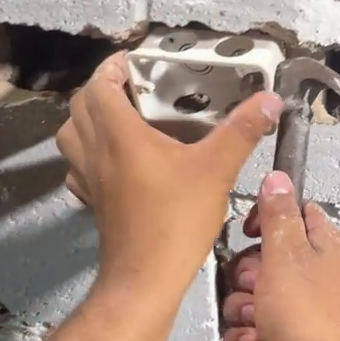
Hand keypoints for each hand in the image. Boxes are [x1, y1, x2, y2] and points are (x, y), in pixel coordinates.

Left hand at [56, 53, 281, 295]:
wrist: (145, 278)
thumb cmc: (176, 221)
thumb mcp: (217, 170)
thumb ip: (242, 131)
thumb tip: (269, 100)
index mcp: (120, 136)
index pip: (99, 86)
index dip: (113, 68)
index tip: (135, 61)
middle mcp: (96, 152)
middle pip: (80, 106)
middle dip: (101, 89)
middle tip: (133, 87)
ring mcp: (89, 180)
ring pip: (70, 136)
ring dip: (87, 119)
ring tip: (120, 117)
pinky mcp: (92, 202)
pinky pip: (77, 167)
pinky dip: (87, 154)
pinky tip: (113, 160)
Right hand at [221, 171, 339, 340]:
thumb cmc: (314, 322)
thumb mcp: (286, 257)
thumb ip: (277, 216)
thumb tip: (278, 178)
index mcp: (322, 244)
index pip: (290, 213)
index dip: (263, 221)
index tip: (247, 234)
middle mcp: (315, 273)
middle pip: (261, 258)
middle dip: (245, 277)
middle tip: (256, 289)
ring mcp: (303, 307)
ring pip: (252, 296)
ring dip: (244, 312)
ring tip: (259, 325)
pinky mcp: (290, 338)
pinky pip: (254, 328)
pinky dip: (249, 338)